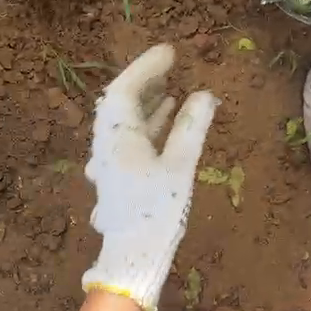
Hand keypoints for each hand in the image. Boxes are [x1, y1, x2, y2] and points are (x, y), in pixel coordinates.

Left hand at [81, 44, 216, 310]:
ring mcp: (108, 161)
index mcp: (116, 136)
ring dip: (145, 102)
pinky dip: (146, 123)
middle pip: (120, 102)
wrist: (133, 258)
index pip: (125, 88)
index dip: (147, 67)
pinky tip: (165, 120)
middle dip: (143, 81)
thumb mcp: (180, 167)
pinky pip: (128, 138)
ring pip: (124, 121)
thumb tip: (205, 95)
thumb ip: (191, 128)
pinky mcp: (116, 176)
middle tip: (168, 65)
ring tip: (169, 86)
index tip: (170, 52)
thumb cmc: (156, 211)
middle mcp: (106, 144)